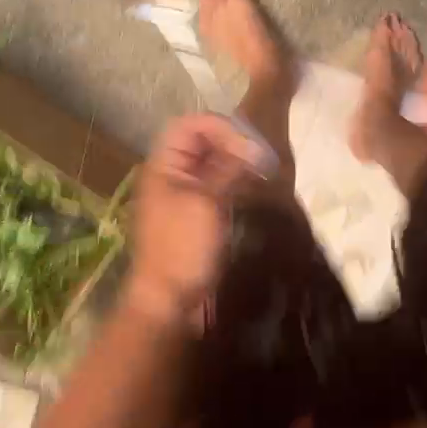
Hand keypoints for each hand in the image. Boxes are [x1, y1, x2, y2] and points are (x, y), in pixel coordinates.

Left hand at [123, 114, 266, 324]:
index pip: (191, 124)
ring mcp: (185, 191)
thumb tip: (254, 149)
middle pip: (202, 138)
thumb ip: (229, 169)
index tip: (248, 146)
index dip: (221, 127)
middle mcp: (172, 172)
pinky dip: (236, 178)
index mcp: (164, 164)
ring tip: (262, 169)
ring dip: (237, 159)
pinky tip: (254, 185)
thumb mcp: (207, 203)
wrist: (169, 303)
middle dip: (233, 141)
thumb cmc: (183, 248)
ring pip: (212, 160)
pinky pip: (217, 181)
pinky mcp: (198, 210)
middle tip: (261, 156)